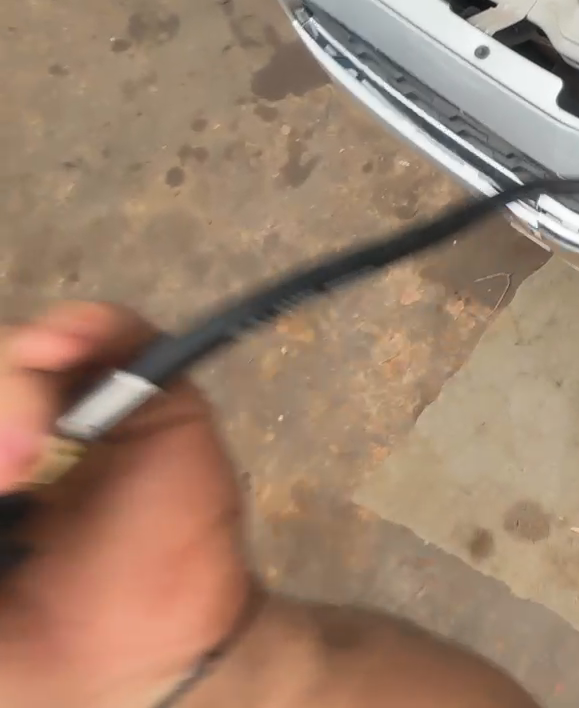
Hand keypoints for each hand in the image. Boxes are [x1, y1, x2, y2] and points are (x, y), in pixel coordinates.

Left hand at [0, 303, 249, 707]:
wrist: (124, 662)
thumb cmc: (4, 652)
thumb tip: (5, 460)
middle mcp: (6, 437)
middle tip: (1, 483)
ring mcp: (77, 411)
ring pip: (23, 353)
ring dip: (13, 387)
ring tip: (27, 457)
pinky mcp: (152, 401)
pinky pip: (119, 336)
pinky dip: (88, 328)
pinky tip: (62, 348)